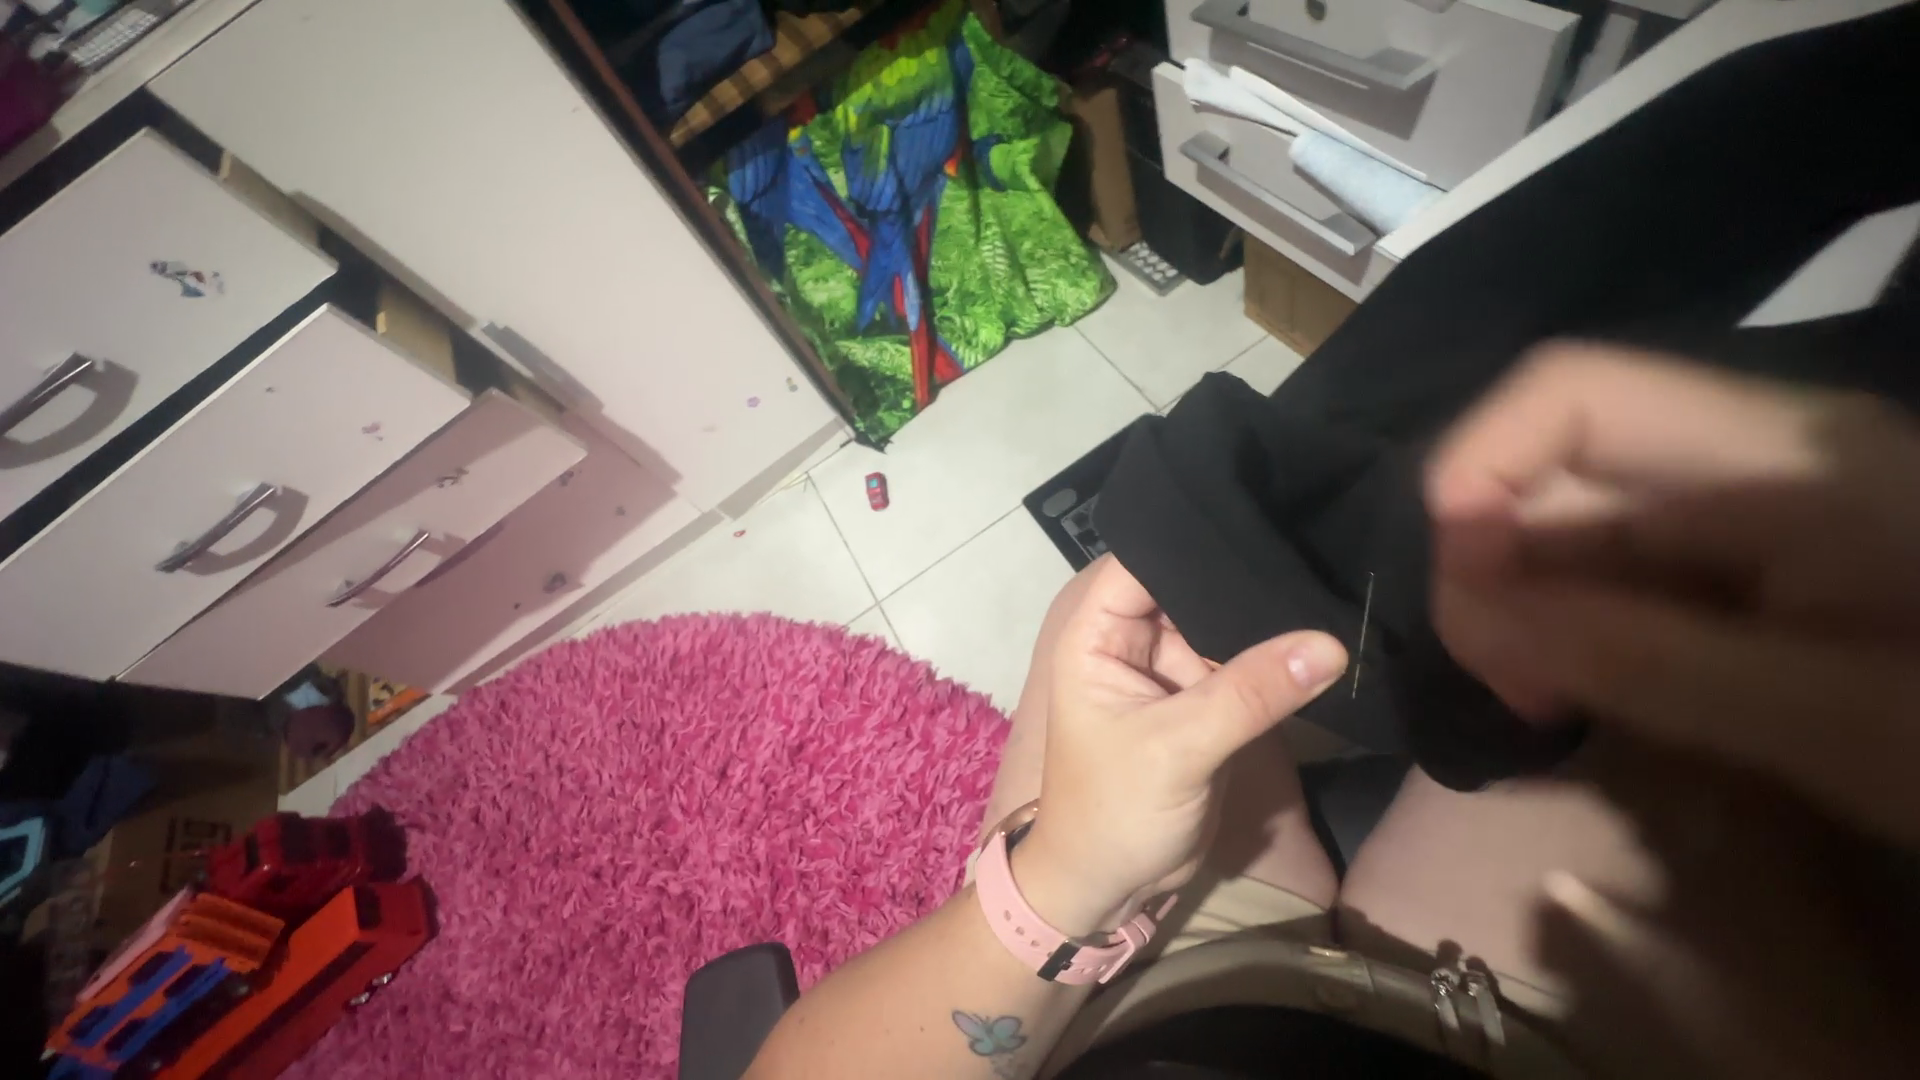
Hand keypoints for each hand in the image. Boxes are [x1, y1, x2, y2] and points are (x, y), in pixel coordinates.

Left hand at [1010, 556, 1346, 935]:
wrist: (1110, 884)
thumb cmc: (1114, 810)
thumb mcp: (1176, 748)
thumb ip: (1250, 693)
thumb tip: (1331, 642)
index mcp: (1096, 633)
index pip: (1143, 561)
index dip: (1192, 534)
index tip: (1261, 507)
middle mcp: (1129, 639)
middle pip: (1187, 586)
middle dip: (1239, 572)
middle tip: (1312, 533)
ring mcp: (1169, 668)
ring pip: (1220, 622)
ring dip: (1263, 613)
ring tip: (1327, 570)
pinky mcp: (1201, 698)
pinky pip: (1240, 661)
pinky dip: (1272, 653)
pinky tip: (1322, 624)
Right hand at [1425, 343, 1919, 846]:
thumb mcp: (1845, 721)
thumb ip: (1647, 660)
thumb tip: (1474, 616)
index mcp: (1772, 453)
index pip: (1565, 394)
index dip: (1476, 466)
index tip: (1468, 584)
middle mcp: (1722, 461)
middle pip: (1534, 470)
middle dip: (1483, 568)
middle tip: (1504, 680)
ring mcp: (1707, 514)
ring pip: (1539, 530)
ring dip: (1507, 610)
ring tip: (1538, 699)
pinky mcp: (1700, 566)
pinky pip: (1575, 575)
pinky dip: (1544, 631)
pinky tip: (1565, 690)